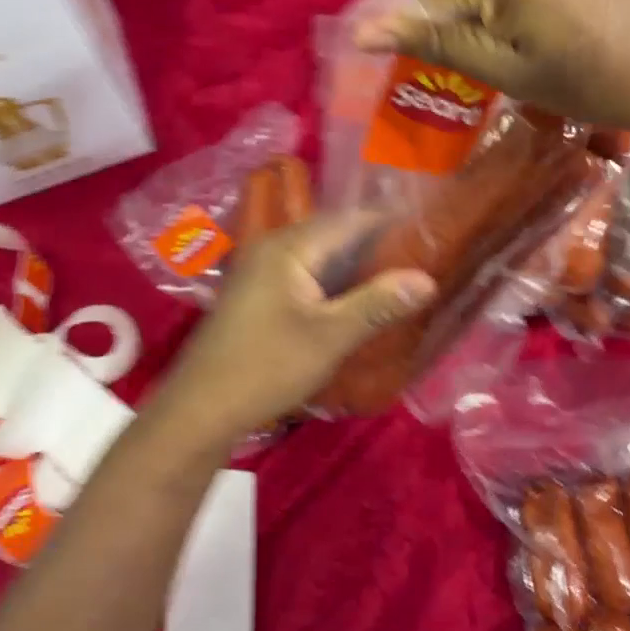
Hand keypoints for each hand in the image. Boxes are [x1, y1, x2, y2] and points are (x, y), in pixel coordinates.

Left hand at [151, 214, 435, 441]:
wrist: (198, 411)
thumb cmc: (265, 366)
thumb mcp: (329, 337)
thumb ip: (378, 304)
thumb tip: (428, 278)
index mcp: (288, 246)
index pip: (350, 219)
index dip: (390, 223)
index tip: (431, 233)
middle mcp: (273, 248)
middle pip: (335, 235)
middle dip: (376, 246)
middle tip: (422, 259)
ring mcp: (262, 272)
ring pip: (321, 258)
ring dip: (356, 268)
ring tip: (400, 280)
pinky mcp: (259, 296)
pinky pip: (307, 276)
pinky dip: (335, 284)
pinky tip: (359, 303)